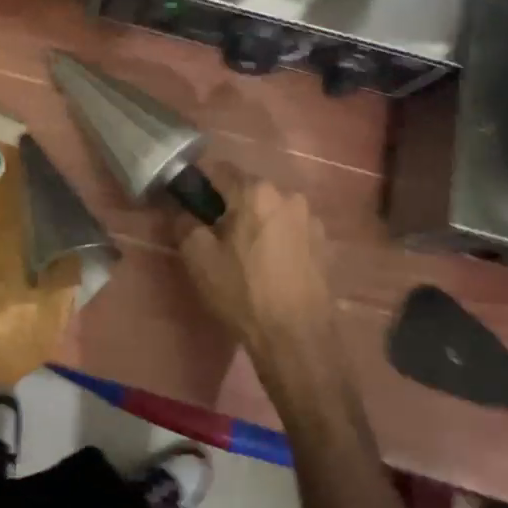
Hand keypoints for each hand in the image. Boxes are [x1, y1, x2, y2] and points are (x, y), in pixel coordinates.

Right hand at [173, 169, 334, 354]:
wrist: (297, 337)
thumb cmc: (243, 293)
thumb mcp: (199, 259)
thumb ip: (185, 224)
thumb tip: (183, 211)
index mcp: (255, 192)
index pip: (218, 169)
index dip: (198, 182)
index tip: (187, 201)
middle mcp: (288, 195)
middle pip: (247, 189)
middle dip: (229, 204)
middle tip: (213, 233)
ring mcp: (311, 219)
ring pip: (270, 210)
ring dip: (254, 221)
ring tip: (244, 253)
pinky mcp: (324, 243)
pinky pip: (289, 229)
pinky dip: (276, 237)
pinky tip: (269, 265)